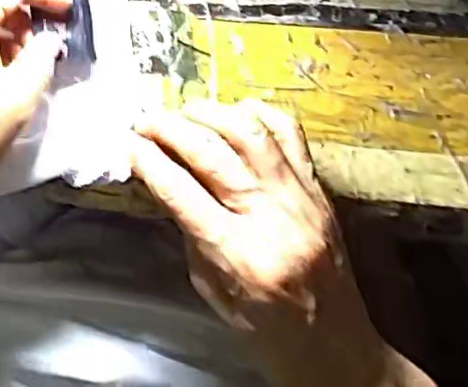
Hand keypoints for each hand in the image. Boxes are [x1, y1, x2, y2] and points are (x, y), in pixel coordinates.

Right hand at [132, 101, 432, 386]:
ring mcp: (303, 201)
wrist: (343, 354)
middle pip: (209, 152)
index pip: (179, 189)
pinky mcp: (320, 190)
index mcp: (242, 257)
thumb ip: (185, 225)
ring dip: (204, 113)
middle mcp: (275, 222)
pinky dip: (253, 114)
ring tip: (181, 115)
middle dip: (165, 128)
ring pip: (248, 131)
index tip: (124, 143)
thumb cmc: (266, 328)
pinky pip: (287, 132)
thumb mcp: (208, 284)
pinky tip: (229, 117)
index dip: (144, 158)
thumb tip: (155, 173)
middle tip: (142, 123)